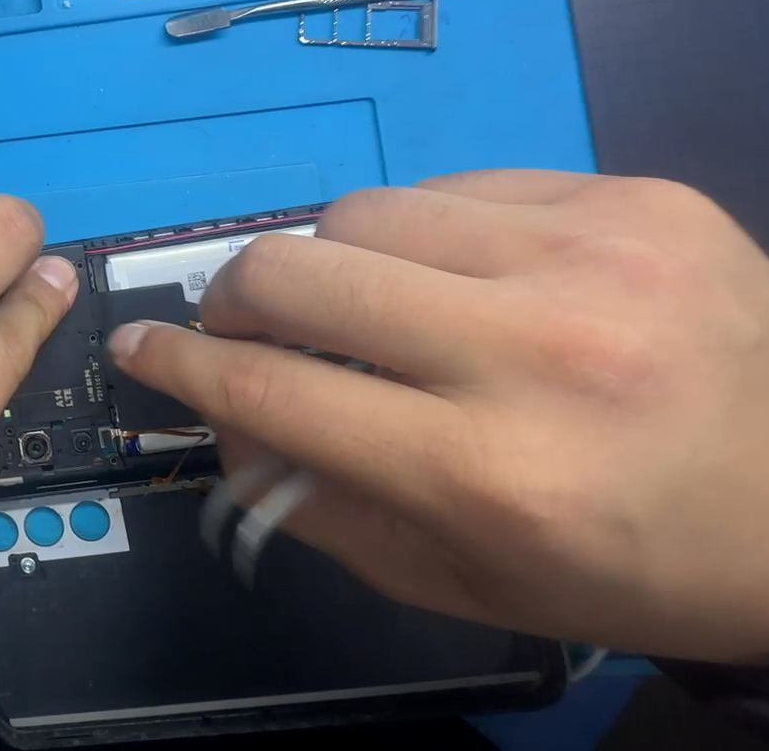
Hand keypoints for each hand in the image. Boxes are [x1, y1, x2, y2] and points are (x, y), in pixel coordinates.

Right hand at [110, 171, 768, 662]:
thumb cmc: (628, 563)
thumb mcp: (452, 578)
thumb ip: (307, 499)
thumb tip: (216, 415)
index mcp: (492, 474)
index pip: (270, 387)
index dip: (177, 363)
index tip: (134, 346)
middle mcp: (540, 352)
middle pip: (292, 270)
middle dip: (233, 297)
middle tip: (243, 323)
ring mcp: (595, 255)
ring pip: (356, 212)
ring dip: (327, 262)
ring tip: (367, 303)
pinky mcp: (634, 196)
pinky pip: (444, 190)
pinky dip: (414, 234)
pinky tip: (459, 276)